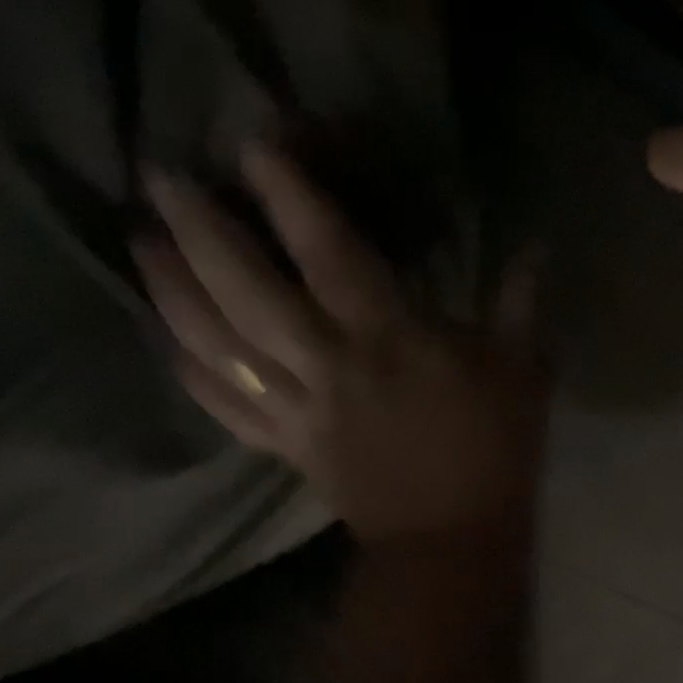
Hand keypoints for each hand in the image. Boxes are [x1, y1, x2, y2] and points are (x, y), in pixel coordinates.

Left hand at [135, 144, 548, 540]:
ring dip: (172, 289)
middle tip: (164, 181)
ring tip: (143, 242)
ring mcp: (292, 404)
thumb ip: (522, 298)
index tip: (258, 148)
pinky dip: (189, 366)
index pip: (330, 254)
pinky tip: (171, 337)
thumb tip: (538, 243)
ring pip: (214, 341)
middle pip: (247, 291)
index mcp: (390, 337)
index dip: (293, 198)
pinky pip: (222, 400)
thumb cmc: (496, 441)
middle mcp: (326, 362)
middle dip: (201, 232)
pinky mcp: (280, 440)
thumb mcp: (523, 362)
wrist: (450, 535)